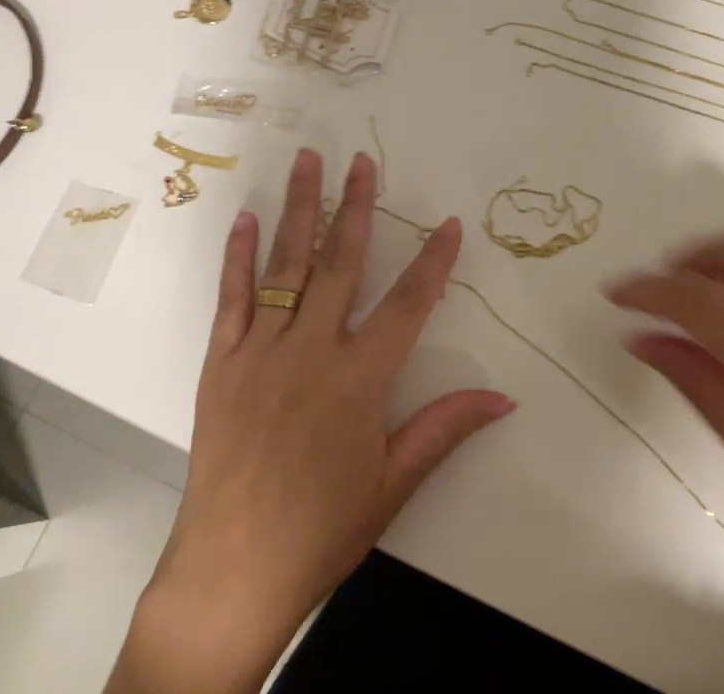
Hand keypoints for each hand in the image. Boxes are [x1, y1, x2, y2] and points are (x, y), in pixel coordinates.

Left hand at [107, 149, 514, 693]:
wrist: (235, 564)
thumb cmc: (322, 530)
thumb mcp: (393, 484)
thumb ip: (444, 429)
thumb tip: (503, 397)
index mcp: (359, 380)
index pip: (408, 305)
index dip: (433, 262)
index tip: (449, 222)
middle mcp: (311, 350)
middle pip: (341, 264)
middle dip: (355, 207)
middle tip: (362, 160)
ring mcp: (260, 351)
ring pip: (286, 266)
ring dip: (299, 210)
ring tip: (308, 162)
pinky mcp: (219, 361)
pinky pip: (231, 298)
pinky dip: (239, 256)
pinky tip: (247, 218)